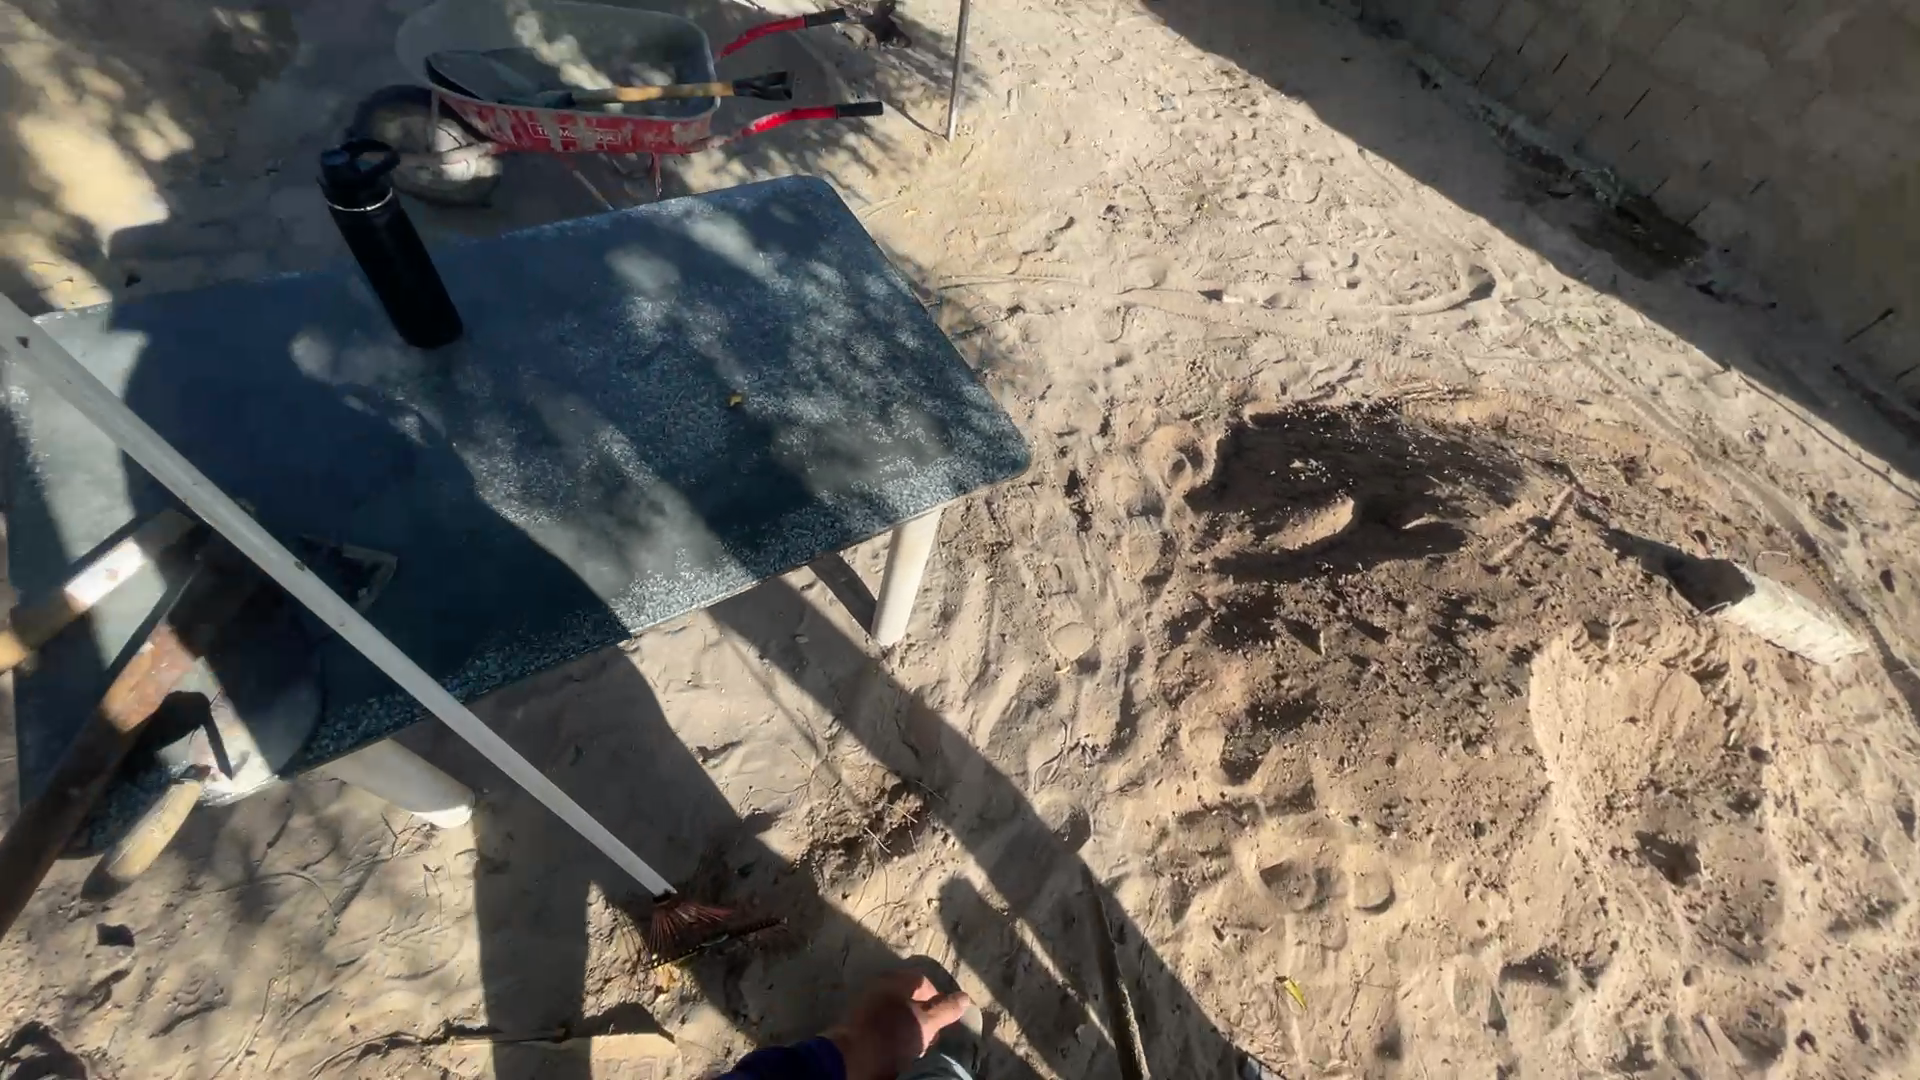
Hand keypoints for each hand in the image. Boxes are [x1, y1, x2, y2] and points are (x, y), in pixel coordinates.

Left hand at [824, 969, 972, 1079]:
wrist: (851, 1058)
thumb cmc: (891, 1035)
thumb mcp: (925, 1024)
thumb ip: (945, 1010)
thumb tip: (965, 997)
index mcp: (896, 979)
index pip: (924, 982)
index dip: (938, 1002)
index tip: (942, 1024)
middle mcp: (880, 985)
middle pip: (909, 997)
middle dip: (923, 1017)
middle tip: (929, 1038)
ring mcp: (866, 1004)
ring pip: (895, 1012)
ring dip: (907, 1027)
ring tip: (914, 1048)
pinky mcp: (857, 1024)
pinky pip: (881, 1024)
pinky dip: (891, 1035)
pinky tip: (895, 1051)